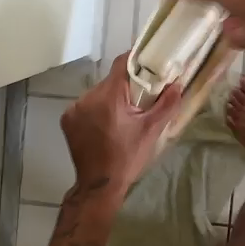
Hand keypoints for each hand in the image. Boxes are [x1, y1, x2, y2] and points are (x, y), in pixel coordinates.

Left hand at [60, 54, 186, 196]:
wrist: (99, 185)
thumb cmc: (128, 157)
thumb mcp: (152, 131)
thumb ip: (167, 104)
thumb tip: (177, 83)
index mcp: (108, 96)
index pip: (122, 63)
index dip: (136, 60)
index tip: (148, 63)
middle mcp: (87, 97)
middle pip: (111, 80)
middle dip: (125, 87)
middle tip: (139, 100)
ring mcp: (74, 109)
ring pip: (98, 93)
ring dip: (110, 99)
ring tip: (122, 117)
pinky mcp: (67, 119)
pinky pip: (85, 106)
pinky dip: (96, 111)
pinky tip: (105, 125)